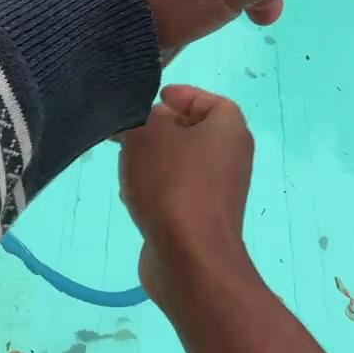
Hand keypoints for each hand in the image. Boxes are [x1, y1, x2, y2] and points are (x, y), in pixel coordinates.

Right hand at [118, 84, 256, 309]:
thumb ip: (142, 116)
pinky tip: (131, 196)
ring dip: (152, 160)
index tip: (156, 98)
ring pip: (181, 163)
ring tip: (124, 161)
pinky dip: (154, 188)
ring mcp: (218, 192)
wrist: (189, 257)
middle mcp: (230, 158)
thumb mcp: (148, 134)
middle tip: (128, 129)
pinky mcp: (201, 219)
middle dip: (159, 129)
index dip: (184, 96)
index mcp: (228, 130)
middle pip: (193, 132)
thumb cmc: (171, 184)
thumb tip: (145, 120)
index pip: (211, 100)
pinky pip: (176, 192)